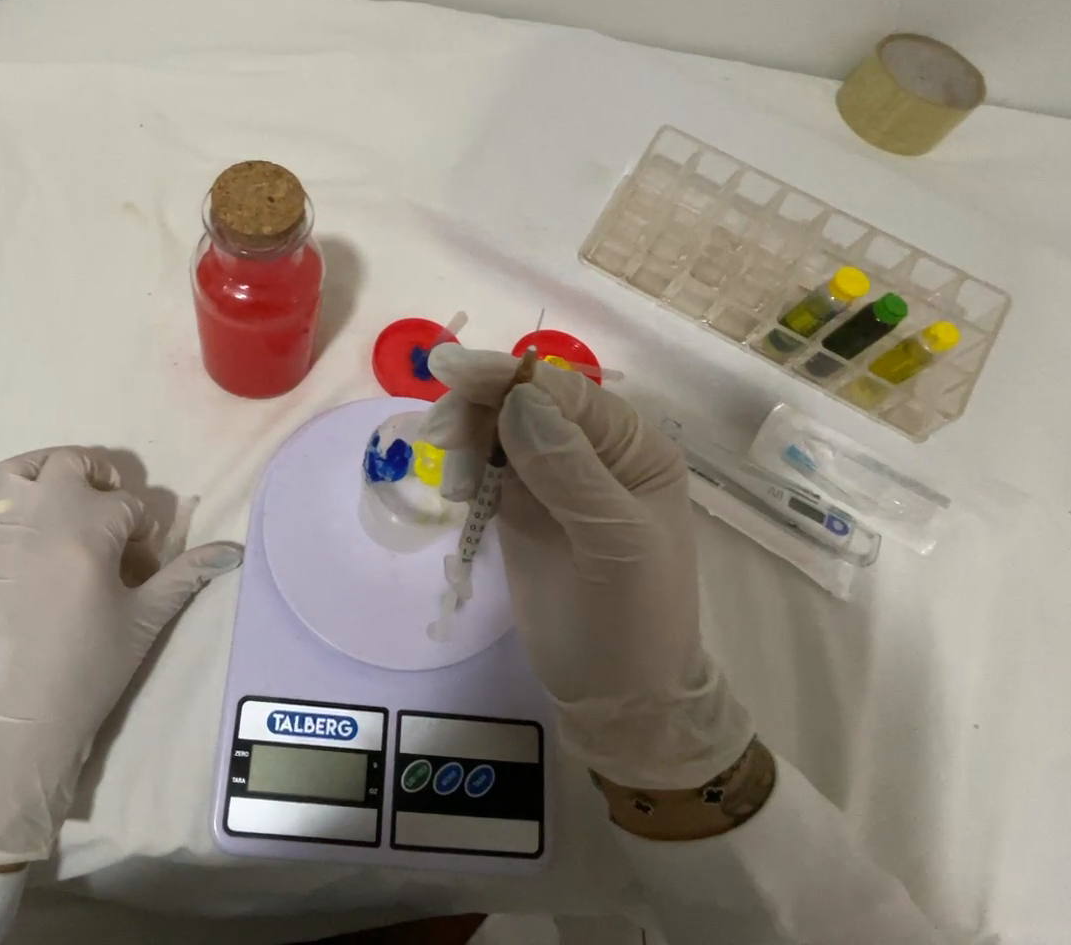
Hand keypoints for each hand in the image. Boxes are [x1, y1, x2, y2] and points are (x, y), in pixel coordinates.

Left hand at [0, 448, 242, 868]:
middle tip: (110, 516)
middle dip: (100, 481)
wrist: (18, 717)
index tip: (140, 564)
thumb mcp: (146, 618)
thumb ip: (187, 573)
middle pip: (73, 464)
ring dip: (48, 472)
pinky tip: (22, 519)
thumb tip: (235, 550)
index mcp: (88, 532)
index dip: (143, 530)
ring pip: (20, 469)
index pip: (127, 505)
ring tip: (65, 500)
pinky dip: (1, 497)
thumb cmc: (90, 668)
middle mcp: (41, 518)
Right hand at [422, 345, 752, 790]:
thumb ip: (568, 469)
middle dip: (478, 407)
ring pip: (497, 431)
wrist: (617, 697)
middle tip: (438, 436)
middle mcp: (592, 454)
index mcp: (632, 450)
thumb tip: (519, 401)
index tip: (450, 372)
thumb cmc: (632, 621)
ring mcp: (550, 481)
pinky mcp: (519, 509)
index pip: (565, 393)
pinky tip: (457, 487)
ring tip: (454, 482)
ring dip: (466, 438)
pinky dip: (464, 465)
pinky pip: (484, 467)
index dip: (508, 378)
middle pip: (524, 403)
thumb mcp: (615, 543)